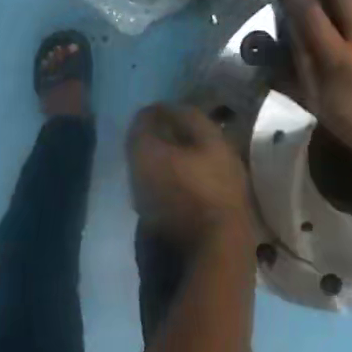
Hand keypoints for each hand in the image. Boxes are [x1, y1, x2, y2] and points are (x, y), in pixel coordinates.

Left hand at [128, 104, 254, 253]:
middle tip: (186, 127)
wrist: (216, 245)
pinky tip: (187, 173)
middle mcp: (134, 172)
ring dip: (163, 152)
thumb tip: (173, 107)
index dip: (161, 109)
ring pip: (146, 163)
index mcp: (145, 152)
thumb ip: (189, 117)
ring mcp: (139, 197)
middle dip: (160, 131)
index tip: (181, 109)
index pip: (142, 118)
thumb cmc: (216, 187)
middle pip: (141, 141)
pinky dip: (165, 171)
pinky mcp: (149, 215)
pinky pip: (152, 181)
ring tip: (190, 149)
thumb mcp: (211, 141)